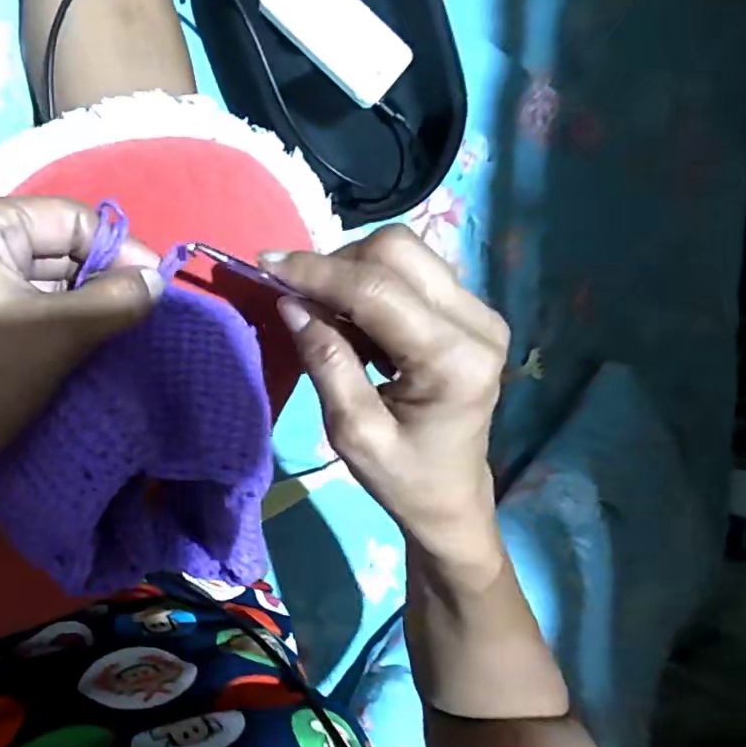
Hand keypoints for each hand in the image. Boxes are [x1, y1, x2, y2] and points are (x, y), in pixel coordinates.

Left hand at [0, 195, 163, 493]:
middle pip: (56, 246)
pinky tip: (86, 343)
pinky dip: (57, 320)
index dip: (119, 252)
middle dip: (100, 281)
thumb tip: (159, 280)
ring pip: (43, 278)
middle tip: (144, 317)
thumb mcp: (55, 335)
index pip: (69, 219)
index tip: (158, 291)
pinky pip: (24, 302)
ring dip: (82, 305)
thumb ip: (115, 300)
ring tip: (119, 333)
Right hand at [263, 226, 509, 566]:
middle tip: (299, 298)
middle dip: (336, 265)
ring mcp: (479, 311)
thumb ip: (324, 361)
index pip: (376, 290)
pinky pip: (412, 270)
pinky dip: (370, 281)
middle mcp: (476, 322)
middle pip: (397, 250)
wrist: (450, 496)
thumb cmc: (400, 476)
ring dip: (352, 270)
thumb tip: (291, 302)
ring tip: (326, 313)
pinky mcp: (469, 311)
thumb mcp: (351, 430)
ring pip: (405, 251)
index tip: (266, 265)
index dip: (317, 272)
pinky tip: (354, 320)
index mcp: (451, 359)